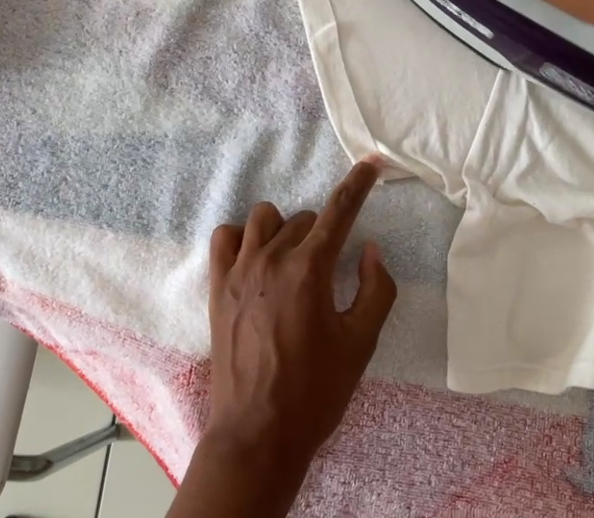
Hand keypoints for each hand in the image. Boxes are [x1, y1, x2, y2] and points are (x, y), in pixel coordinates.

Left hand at [203, 160, 396, 471]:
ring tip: (293, 263)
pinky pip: (226, 236)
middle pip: (304, 219)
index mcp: (310, 270)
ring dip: (285, 230)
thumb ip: (375, 289)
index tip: (370, 163)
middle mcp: (272, 259)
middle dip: (324, 234)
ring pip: (264, 219)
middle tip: (330, 272)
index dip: (358, 185)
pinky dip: (243, 238)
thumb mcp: (361, 344)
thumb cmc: (316, 390)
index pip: (339, 212)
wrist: (258, 430)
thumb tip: (369, 249)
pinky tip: (255, 259)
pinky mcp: (217, 285)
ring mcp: (239, 269)